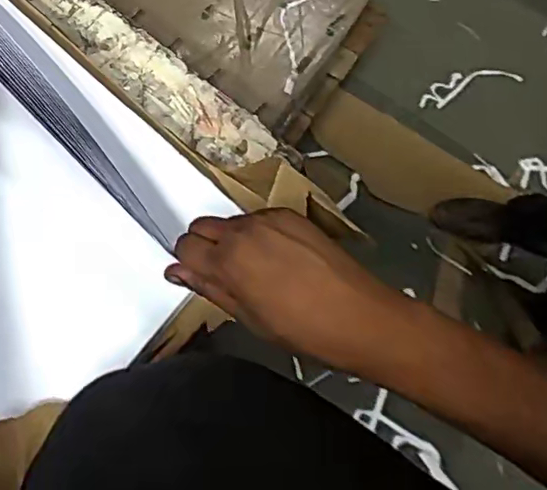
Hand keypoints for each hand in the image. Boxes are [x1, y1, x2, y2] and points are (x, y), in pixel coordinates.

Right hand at [165, 209, 419, 375]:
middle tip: (224, 271)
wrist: (367, 320)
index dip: (187, 262)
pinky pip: (258, 217)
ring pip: (229, 222)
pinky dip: (259, 232)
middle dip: (204, 246)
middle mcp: (242, 233)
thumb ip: (209, 289)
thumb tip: (178, 273)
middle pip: (200, 226)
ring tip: (258, 266)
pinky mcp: (288, 214)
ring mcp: (266, 220)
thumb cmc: (311, 331)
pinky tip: (280, 256)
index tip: (195, 272)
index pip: (183, 246)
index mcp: (228, 263)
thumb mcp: (251, 320)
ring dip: (232, 239)